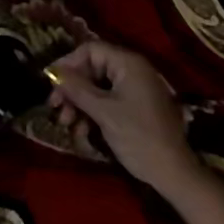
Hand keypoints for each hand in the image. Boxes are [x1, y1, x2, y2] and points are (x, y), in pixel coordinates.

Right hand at [48, 41, 198, 190]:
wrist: (173, 173)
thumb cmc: (138, 136)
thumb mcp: (103, 112)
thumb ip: (77, 89)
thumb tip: (53, 72)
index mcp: (128, 63)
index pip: (90, 50)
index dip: (67, 63)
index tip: (50, 82)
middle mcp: (132, 70)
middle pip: (91, 69)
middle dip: (72, 88)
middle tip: (55, 107)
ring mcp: (134, 89)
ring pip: (96, 87)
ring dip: (79, 104)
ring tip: (66, 124)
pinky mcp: (135, 106)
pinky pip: (107, 101)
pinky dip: (92, 113)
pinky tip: (82, 132)